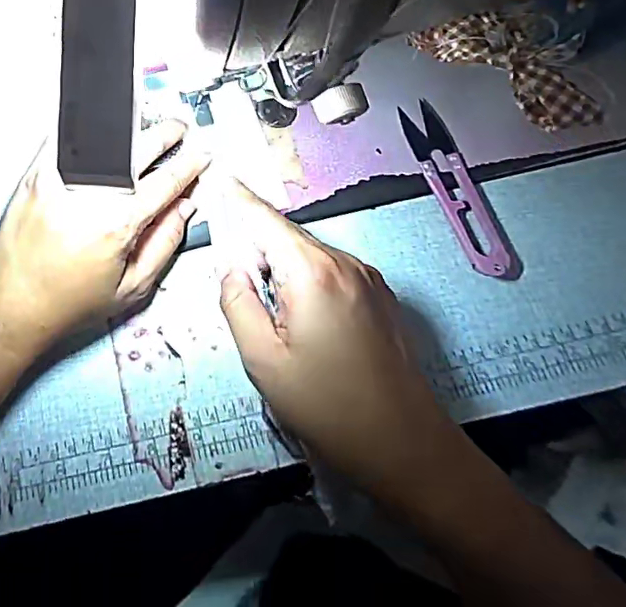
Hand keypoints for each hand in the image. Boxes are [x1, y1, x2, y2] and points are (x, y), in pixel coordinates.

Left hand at [0, 121, 210, 362]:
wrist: (8, 303)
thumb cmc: (63, 304)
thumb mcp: (129, 289)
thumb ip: (164, 243)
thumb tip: (184, 207)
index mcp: (114, 224)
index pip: (164, 182)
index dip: (189, 165)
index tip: (201, 155)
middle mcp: (85, 195)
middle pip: (135, 149)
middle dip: (164, 134)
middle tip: (178, 131)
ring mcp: (56, 180)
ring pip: (101, 138)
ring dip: (128, 128)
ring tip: (143, 129)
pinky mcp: (34, 174)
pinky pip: (62, 137)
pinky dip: (82, 126)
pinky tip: (97, 123)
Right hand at [211, 174, 464, 499]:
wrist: (408, 450)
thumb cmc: (329, 407)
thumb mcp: (262, 359)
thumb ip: (236, 301)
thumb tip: (231, 268)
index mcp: (312, 272)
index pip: (264, 219)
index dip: (237, 198)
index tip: (218, 176)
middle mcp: (344, 263)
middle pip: (285, 235)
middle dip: (254, 243)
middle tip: (232, 272)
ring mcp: (367, 278)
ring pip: (306, 253)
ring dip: (279, 264)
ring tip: (267, 307)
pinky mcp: (379, 296)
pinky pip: (328, 270)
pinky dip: (303, 277)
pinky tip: (298, 314)